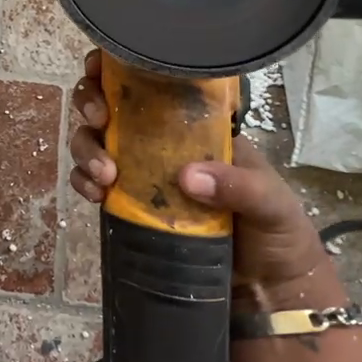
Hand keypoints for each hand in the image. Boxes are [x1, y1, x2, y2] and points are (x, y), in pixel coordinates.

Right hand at [68, 51, 329, 291]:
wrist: (271, 294)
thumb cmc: (278, 233)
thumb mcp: (271, 202)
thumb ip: (236, 185)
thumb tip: (187, 176)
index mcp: (191, 125)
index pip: (147, 82)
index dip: (115, 68)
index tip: (99, 69)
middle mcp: (156, 140)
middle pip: (106, 103)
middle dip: (89, 102)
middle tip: (98, 119)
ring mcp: (137, 170)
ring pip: (91, 138)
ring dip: (85, 147)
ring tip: (102, 173)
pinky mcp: (125, 202)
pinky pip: (90, 179)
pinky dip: (83, 180)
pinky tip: (94, 193)